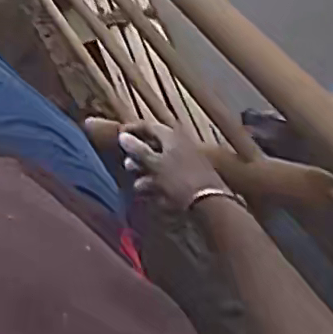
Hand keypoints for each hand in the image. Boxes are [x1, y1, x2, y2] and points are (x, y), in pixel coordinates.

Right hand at [89, 118, 228, 207]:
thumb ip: (137, 149)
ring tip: (137, 185)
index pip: (147, 126)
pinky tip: (151, 195)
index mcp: (171, 137)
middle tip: (127, 165)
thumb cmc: (179, 180)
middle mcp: (180, 146)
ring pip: (162, 163)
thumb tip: (123, 135)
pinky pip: (171, 177)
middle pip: (154, 146)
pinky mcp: (194, 179)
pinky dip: (159, 183)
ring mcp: (189, 163)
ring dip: (147, 172)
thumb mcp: (154, 164)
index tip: (119, 136)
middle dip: (138, 156)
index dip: (132, 130)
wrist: (213, 207)